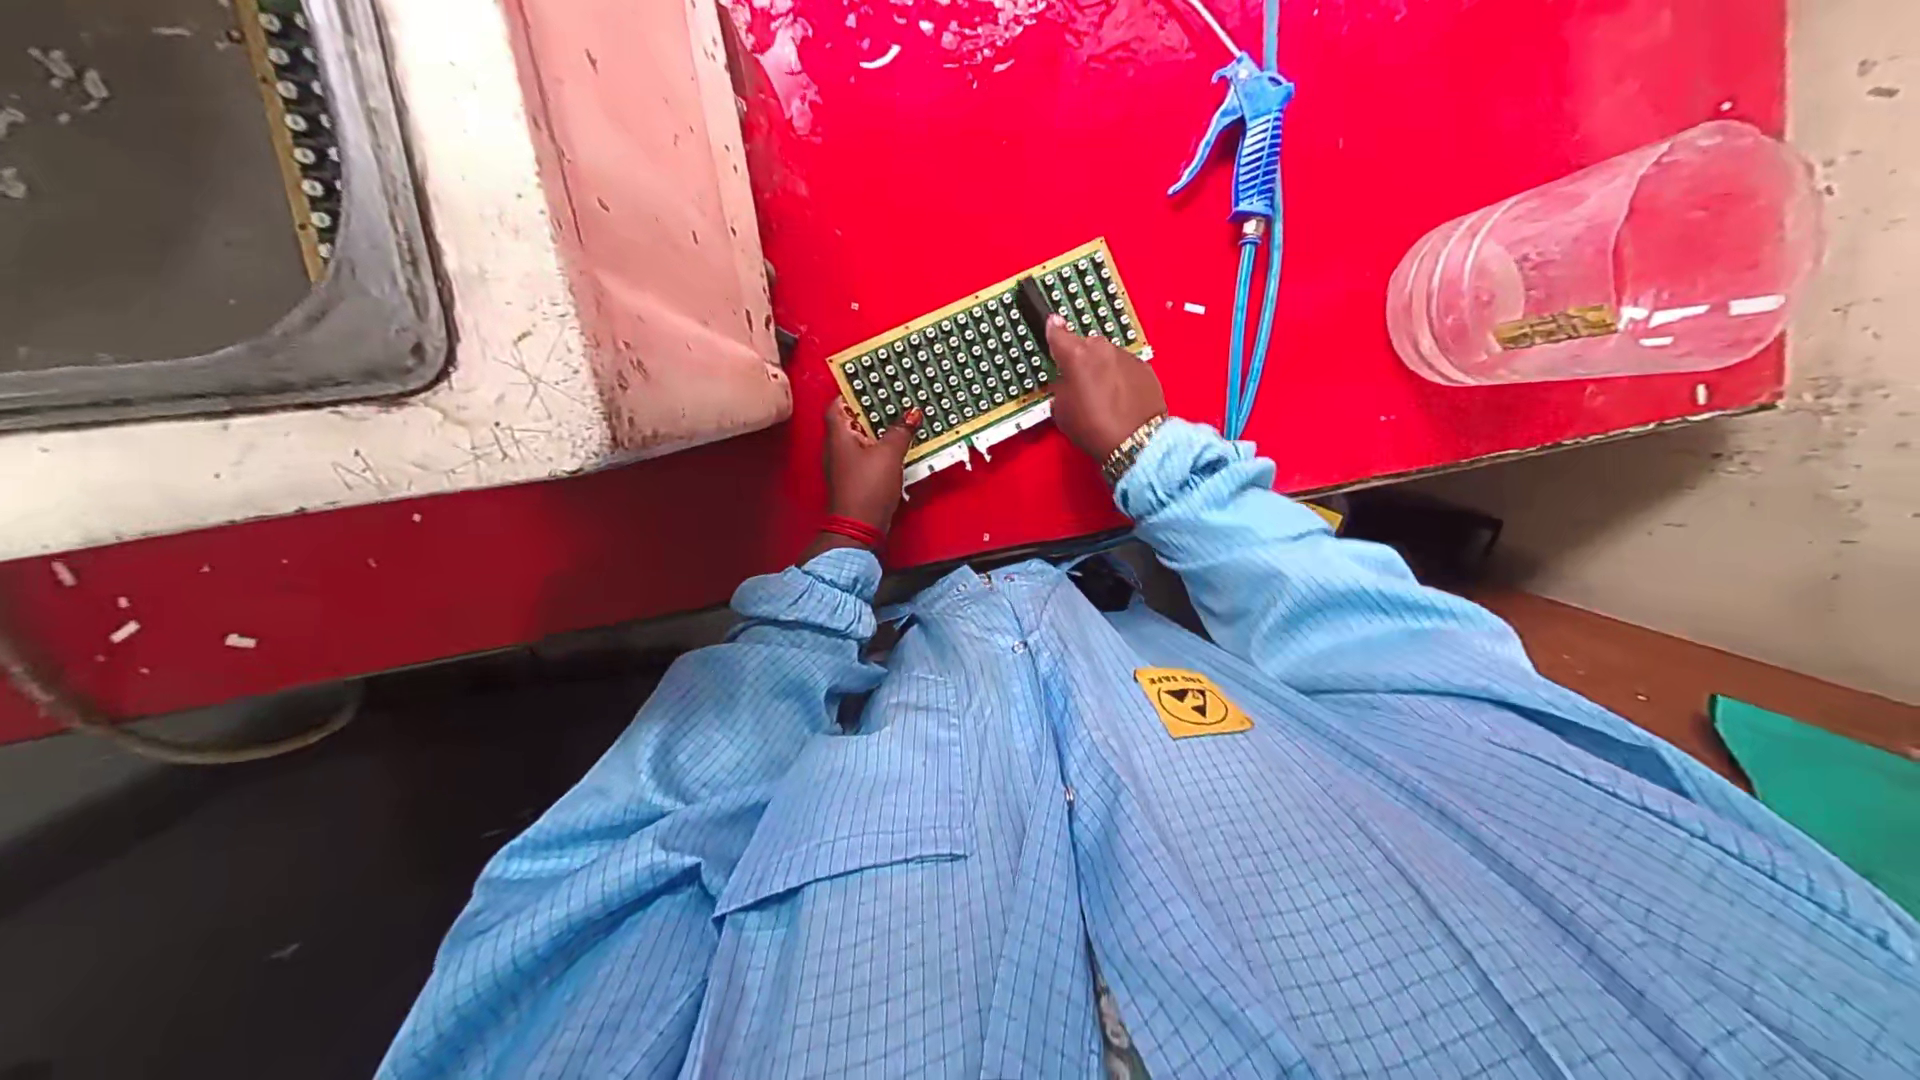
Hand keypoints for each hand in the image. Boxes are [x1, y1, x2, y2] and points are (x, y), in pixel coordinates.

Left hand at [822, 399, 919, 532]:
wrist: (860, 526)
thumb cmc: (868, 487)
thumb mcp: (889, 454)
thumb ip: (900, 430)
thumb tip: (912, 414)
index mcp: (838, 435)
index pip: (838, 404)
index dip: (852, 392)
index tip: (871, 384)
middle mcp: (837, 447)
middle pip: (851, 419)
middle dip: (870, 409)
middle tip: (892, 398)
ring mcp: (845, 464)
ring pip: (860, 437)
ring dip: (877, 428)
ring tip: (899, 417)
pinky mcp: (855, 478)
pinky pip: (867, 454)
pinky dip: (880, 446)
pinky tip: (897, 445)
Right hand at [1046, 314, 1166, 459]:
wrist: (1135, 441)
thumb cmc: (1096, 429)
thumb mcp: (1062, 411)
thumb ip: (1060, 387)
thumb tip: (1064, 381)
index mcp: (1076, 356)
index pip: (1058, 333)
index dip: (1053, 330)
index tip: (1052, 324)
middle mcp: (1102, 350)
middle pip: (1085, 345)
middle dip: (1080, 358)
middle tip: (1077, 381)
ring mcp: (1125, 357)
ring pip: (1106, 355)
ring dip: (1101, 368)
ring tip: (1101, 395)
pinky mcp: (1144, 368)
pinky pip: (1125, 366)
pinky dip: (1120, 376)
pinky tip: (1118, 397)